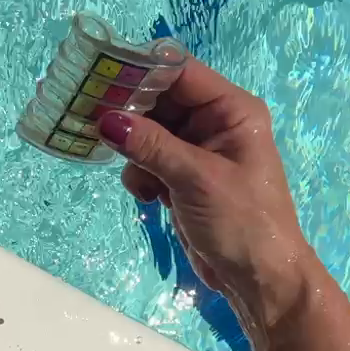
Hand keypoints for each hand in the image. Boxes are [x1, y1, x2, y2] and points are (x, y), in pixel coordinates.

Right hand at [99, 59, 319, 334]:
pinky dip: (141, 177)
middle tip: (92, 122)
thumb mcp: (195, 178)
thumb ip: (150, 146)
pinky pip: (148, 163)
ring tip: (141, 181)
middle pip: (160, 102)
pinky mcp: (183, 179)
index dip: (141, 72)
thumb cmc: (241, 221)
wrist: (256, 277)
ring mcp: (197, 153)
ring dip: (135, 155)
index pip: (180, 74)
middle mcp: (214, 124)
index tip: (100, 78)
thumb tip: (106, 119)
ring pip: (148, 135)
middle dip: (130, 115)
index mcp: (231, 110)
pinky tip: (149, 198)